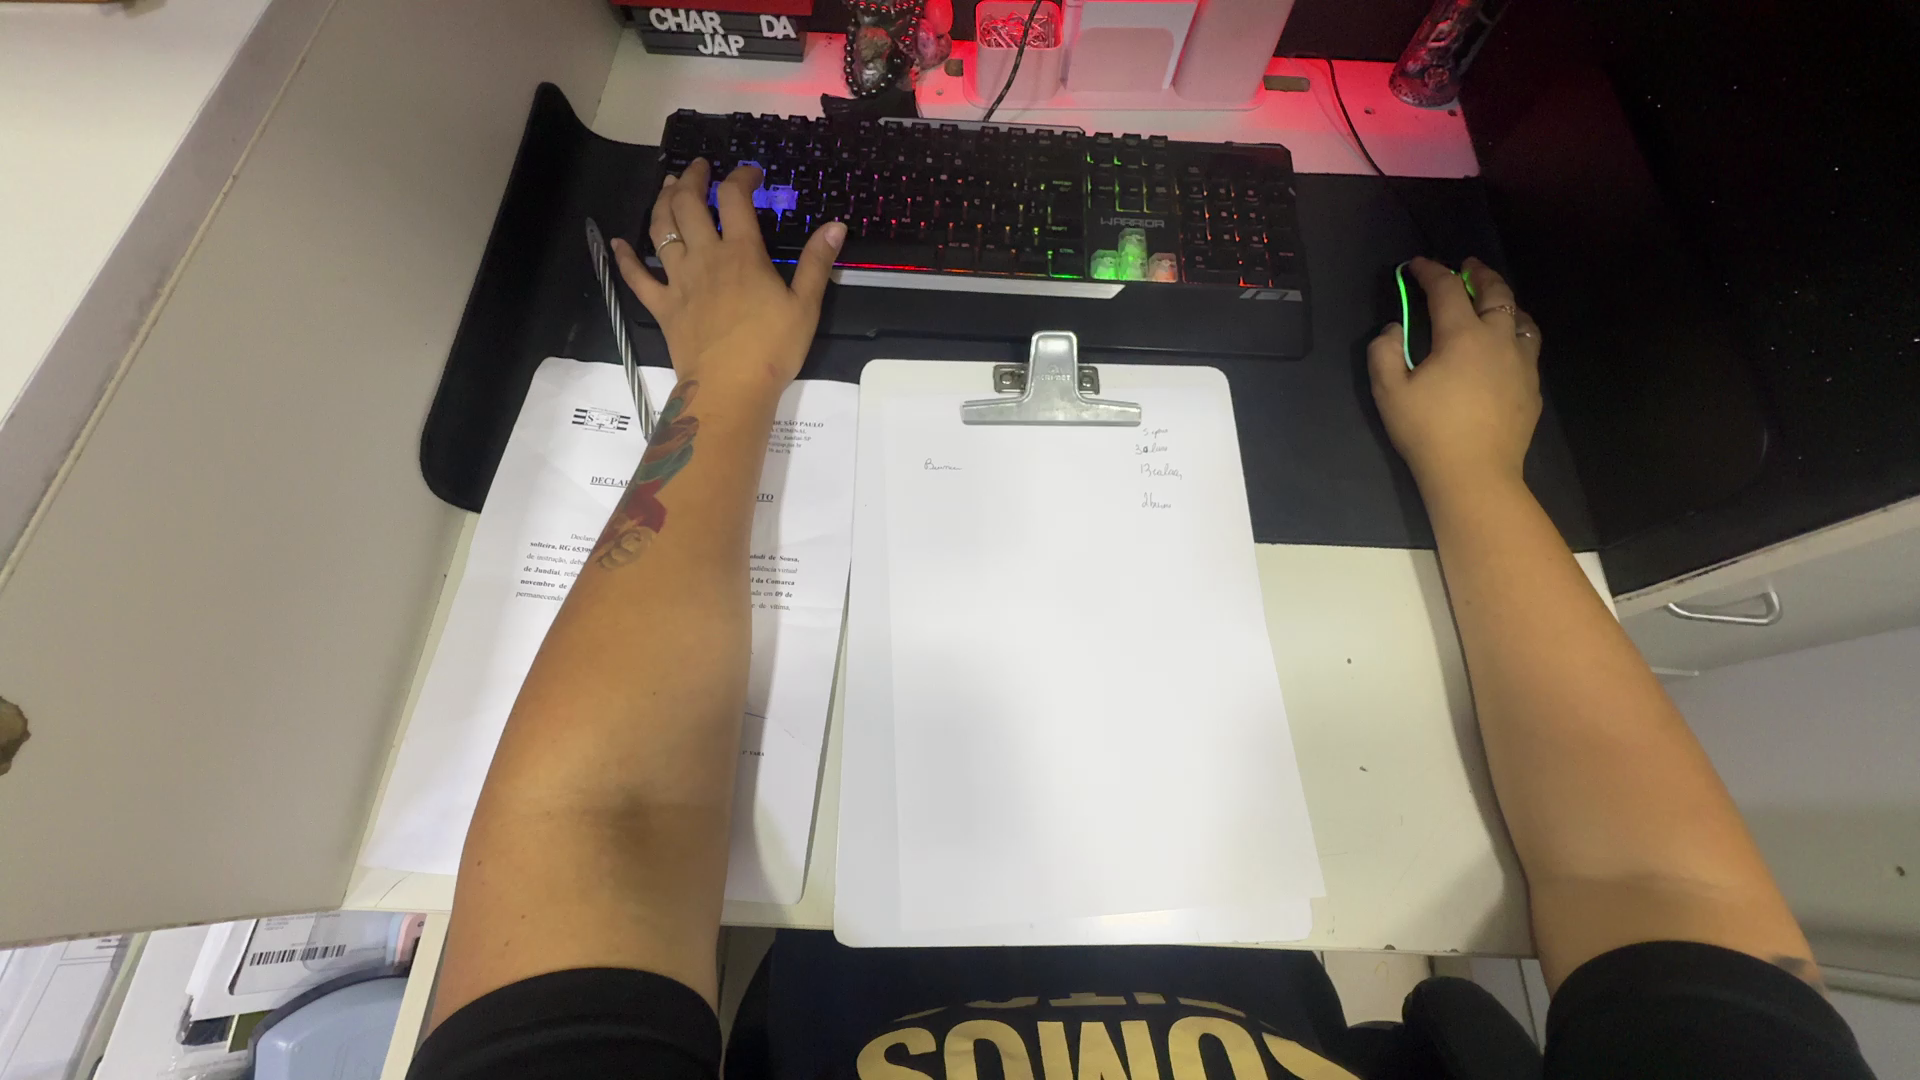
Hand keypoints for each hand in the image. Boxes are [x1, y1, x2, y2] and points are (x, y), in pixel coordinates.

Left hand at [611, 158, 844, 397]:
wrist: (731, 388)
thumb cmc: (772, 350)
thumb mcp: (806, 307)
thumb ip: (817, 263)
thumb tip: (835, 226)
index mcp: (742, 254)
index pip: (736, 199)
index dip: (741, 177)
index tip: (751, 174)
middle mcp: (705, 257)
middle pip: (690, 204)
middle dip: (694, 178)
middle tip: (700, 168)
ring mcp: (679, 281)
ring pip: (661, 229)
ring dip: (662, 201)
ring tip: (669, 187)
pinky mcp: (663, 306)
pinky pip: (638, 278)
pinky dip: (625, 259)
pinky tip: (618, 243)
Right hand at [1368, 256, 1542, 487]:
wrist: (1474, 471)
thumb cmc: (1426, 430)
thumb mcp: (1389, 392)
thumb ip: (1384, 353)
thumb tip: (1392, 329)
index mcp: (1461, 336)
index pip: (1446, 291)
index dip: (1430, 273)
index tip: (1417, 265)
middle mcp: (1497, 338)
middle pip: (1495, 293)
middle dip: (1478, 274)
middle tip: (1466, 265)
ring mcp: (1521, 361)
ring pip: (1519, 316)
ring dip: (1504, 299)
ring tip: (1493, 299)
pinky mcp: (1531, 384)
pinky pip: (1527, 343)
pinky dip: (1514, 329)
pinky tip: (1506, 341)